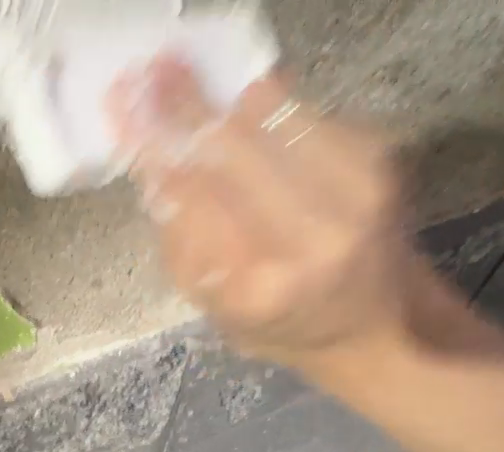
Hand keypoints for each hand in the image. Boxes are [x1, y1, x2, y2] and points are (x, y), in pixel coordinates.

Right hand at [107, 56, 425, 375]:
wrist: (373, 323)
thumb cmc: (279, 324)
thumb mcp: (214, 308)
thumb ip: (181, 241)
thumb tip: (152, 161)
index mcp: (258, 289)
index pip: (194, 198)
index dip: (156, 146)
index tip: (125, 106)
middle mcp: (314, 237)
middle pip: (233, 148)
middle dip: (184, 106)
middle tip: (151, 74)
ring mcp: (355, 191)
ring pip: (270, 119)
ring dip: (222, 98)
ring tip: (184, 78)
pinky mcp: (379, 156)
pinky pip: (303, 115)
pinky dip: (264, 108)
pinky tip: (241, 111)